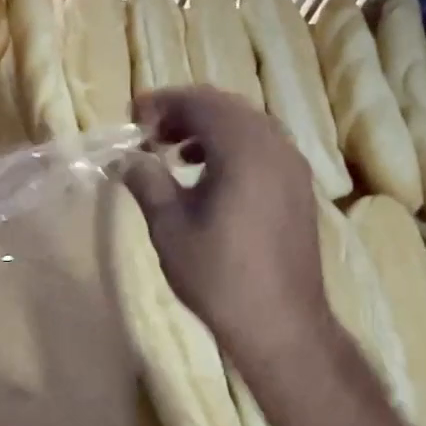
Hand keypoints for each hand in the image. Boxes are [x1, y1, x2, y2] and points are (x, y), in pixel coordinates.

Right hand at [122, 86, 334, 363]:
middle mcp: (275, 147)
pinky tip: (206, 177)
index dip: (163, 102)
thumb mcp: (169, 227)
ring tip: (173, 153)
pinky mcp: (297, 189)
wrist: (279, 322)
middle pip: (227, 107)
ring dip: (208, 129)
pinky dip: (230, 148)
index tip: (132, 117)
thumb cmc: (218, 275)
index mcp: (244, 149)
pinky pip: (262, 148)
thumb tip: (128, 159)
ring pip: (247, 126)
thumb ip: (147, 182)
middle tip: (149, 133)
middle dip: (185, 112)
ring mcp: (292, 167)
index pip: (201, 102)